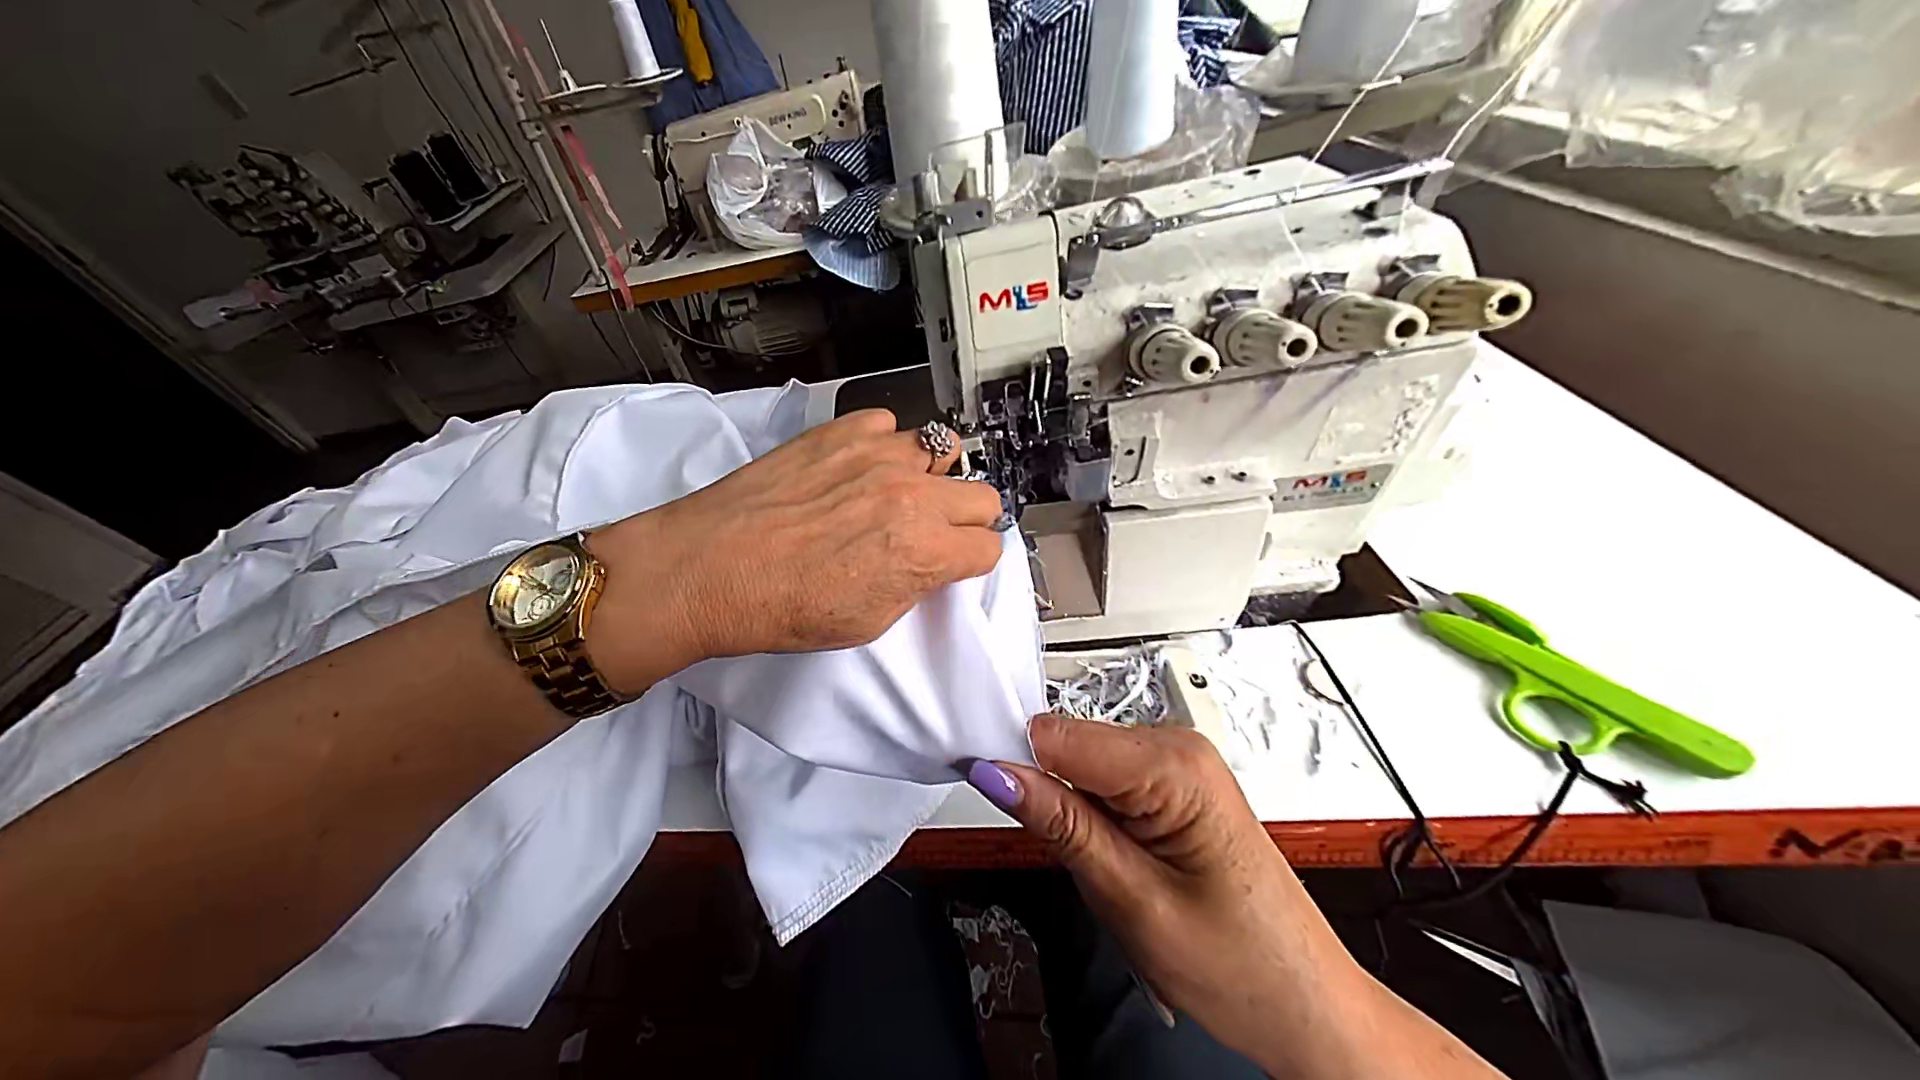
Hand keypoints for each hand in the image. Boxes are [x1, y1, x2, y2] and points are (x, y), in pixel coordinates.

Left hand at [585, 410, 1004, 692]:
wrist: (707, 569)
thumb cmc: (776, 605)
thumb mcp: (868, 621)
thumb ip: (915, 584)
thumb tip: (930, 564)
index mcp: (923, 549)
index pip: (987, 546)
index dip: (972, 559)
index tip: (956, 560)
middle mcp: (909, 495)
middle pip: (982, 496)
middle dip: (965, 517)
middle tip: (935, 530)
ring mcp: (876, 456)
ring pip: (943, 448)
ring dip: (932, 474)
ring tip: (901, 492)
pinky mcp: (839, 433)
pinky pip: (888, 424)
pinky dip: (885, 444)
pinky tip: (861, 468)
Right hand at [970, 714, 1507, 1079]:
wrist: (1305, 1003)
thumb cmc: (1243, 964)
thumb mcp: (1131, 899)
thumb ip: (1060, 824)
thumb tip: (998, 770)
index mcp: (1175, 766)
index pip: (1058, 733)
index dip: (1012, 759)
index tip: (984, 789)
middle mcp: (1178, 748)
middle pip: (1068, 741)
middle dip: (1044, 790)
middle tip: (1063, 855)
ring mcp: (1178, 763)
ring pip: (1081, 761)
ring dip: (1070, 808)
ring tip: (1102, 866)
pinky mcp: (1173, 782)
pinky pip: (1104, 777)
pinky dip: (1091, 812)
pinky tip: (1115, 855)